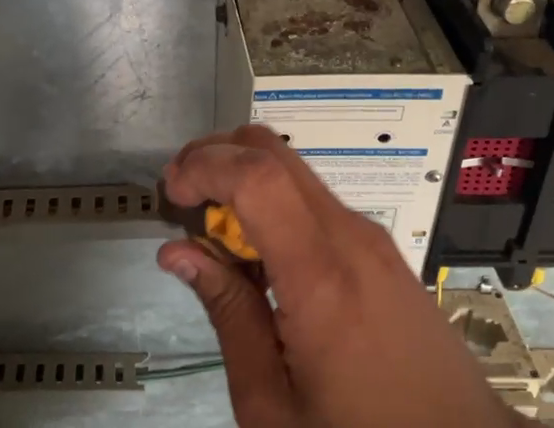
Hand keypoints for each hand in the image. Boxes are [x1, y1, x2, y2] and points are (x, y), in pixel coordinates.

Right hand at [158, 126, 519, 427]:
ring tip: (210, 229)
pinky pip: (315, 201)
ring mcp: (372, 239)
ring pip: (293, 169)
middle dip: (214, 155)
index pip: (256, 175)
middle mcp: (350, 237)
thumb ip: (227, 314)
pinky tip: (257, 254)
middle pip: (272, 150)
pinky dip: (272, 201)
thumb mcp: (273, 404)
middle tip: (180, 195)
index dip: (203, 166)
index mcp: (320, 276)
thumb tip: (178, 252)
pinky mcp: (382, 251)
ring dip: (241, 176)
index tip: (171, 194)